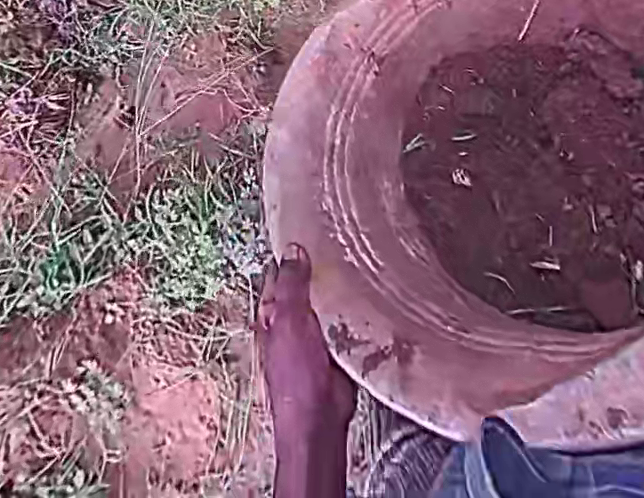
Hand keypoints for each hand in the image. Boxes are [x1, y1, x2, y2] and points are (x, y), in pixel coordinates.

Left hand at [257, 244, 355, 475]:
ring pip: (329, 298)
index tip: (313, 223)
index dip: (292, 250)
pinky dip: (355, 303)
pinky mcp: (338, 343)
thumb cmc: (297, 375)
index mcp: (273, 314)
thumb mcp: (290, 323)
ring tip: (361, 251)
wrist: (321, 419)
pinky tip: (370, 288)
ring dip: (341, 283)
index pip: (280, 273)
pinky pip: (347, 315)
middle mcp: (293, 320)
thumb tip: (293, 249)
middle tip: (344, 232)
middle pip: (307, 283)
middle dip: (322, 263)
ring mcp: (316, 332)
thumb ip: (291, 286)